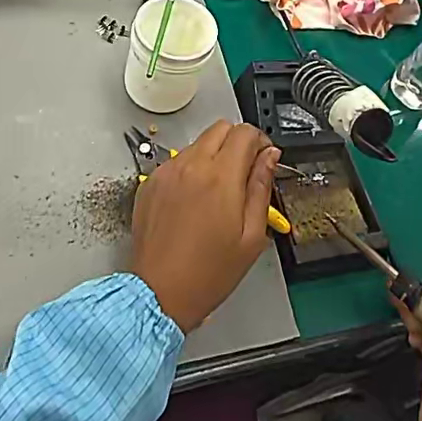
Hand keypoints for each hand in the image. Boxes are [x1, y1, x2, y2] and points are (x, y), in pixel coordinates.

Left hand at [129, 121, 280, 331]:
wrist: (160, 293)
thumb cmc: (207, 273)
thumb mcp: (251, 235)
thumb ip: (261, 187)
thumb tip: (269, 158)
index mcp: (220, 177)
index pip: (245, 132)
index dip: (260, 141)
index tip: (264, 158)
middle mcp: (191, 166)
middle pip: (221, 127)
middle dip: (237, 142)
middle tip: (244, 170)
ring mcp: (168, 172)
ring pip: (198, 142)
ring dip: (213, 154)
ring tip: (218, 191)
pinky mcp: (151, 182)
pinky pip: (177, 161)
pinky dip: (190, 169)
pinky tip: (195, 200)